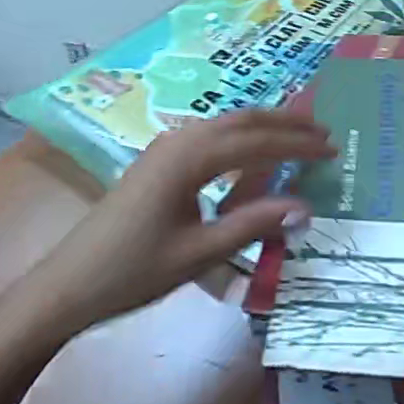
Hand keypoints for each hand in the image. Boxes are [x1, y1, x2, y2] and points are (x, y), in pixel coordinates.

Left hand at [24, 109, 335, 333]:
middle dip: (284, 125)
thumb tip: (305, 208)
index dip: (297, 145)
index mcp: (190, 158)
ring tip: (296, 138)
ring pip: (223, 125)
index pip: (257, 142)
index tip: (333, 149)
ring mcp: (164, 147)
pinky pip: (207, 138)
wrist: (70, 283)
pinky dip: (238, 140)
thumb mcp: (200, 253)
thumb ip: (253, 225)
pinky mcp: (157, 161)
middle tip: (323, 133)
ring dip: (261, 128)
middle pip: (241, 121)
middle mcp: (178, 140)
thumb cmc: (134, 271)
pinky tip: (249, 156)